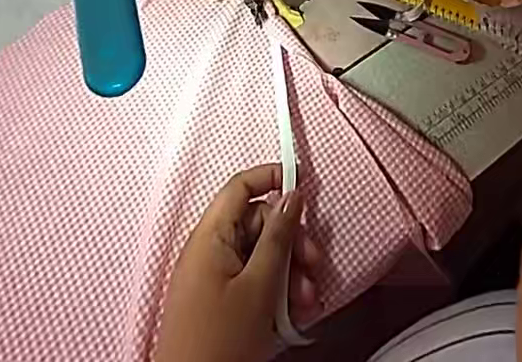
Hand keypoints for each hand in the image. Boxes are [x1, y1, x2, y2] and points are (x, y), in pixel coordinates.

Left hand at [156, 165, 324, 361]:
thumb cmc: (221, 344)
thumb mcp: (260, 285)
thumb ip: (278, 236)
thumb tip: (292, 195)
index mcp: (210, 238)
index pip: (240, 187)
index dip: (271, 177)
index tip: (302, 181)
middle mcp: (208, 252)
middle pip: (258, 222)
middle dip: (291, 240)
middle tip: (313, 263)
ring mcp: (212, 278)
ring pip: (260, 253)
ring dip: (289, 270)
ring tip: (307, 300)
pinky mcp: (218, 303)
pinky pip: (253, 279)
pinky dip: (277, 289)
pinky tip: (295, 312)